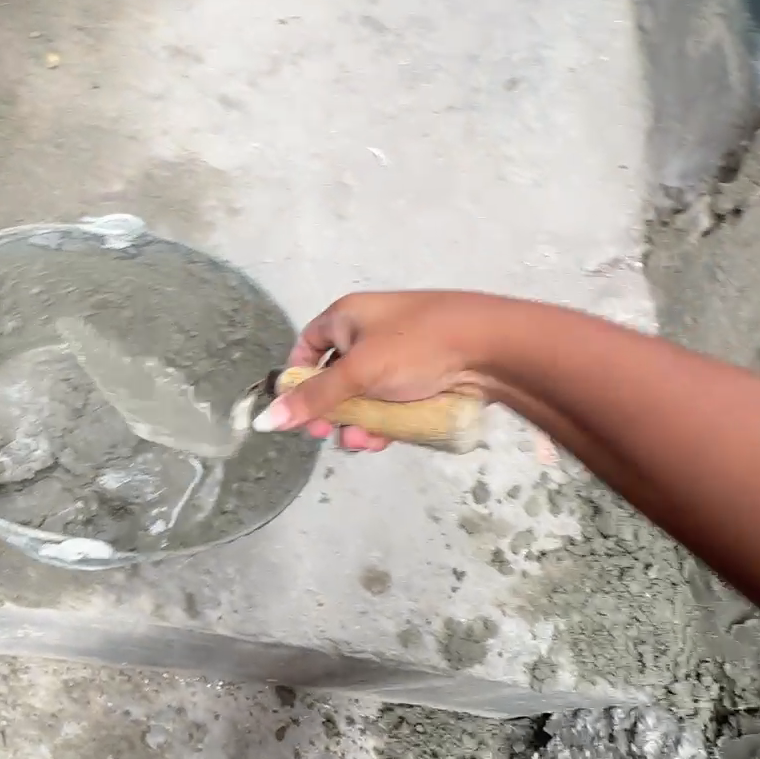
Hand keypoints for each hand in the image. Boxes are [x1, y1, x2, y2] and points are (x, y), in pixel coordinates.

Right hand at [256, 291, 504, 451]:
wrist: (495, 347)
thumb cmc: (416, 347)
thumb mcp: (357, 373)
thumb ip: (312, 400)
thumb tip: (264, 421)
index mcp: (347, 316)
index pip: (306, 345)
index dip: (296, 375)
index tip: (294, 406)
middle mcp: (368, 331)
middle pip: (332, 377)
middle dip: (328, 411)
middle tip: (325, 434)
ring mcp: (396, 355)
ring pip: (361, 396)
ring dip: (354, 423)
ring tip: (359, 443)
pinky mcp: (420, 377)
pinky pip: (387, 403)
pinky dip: (380, 423)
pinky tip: (381, 441)